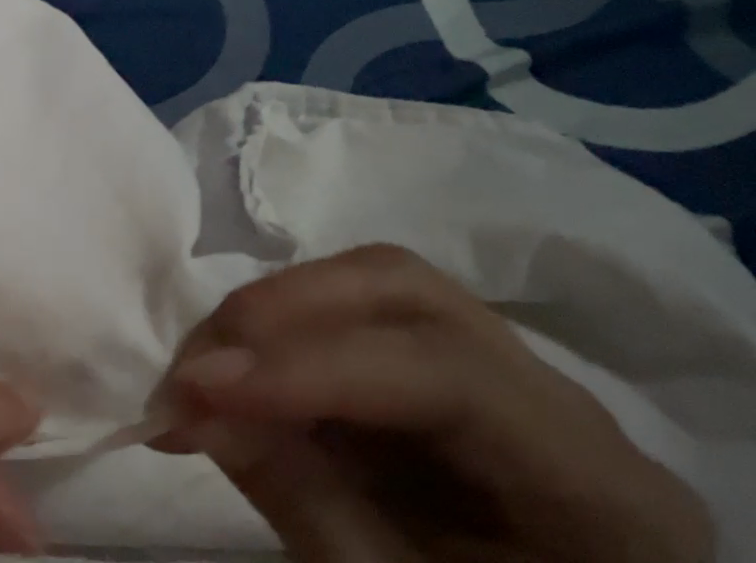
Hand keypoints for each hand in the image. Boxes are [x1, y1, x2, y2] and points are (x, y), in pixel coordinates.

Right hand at [151, 245, 713, 562]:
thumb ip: (304, 502)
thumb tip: (196, 406)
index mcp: (598, 487)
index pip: (447, 374)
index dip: (311, 368)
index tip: (198, 390)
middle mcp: (561, 401)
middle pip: (404, 291)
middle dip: (277, 312)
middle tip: (191, 373)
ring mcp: (499, 373)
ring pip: (368, 286)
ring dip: (264, 317)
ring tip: (197, 379)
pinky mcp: (437, 370)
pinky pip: (344, 319)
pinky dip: (271, 338)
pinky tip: (228, 383)